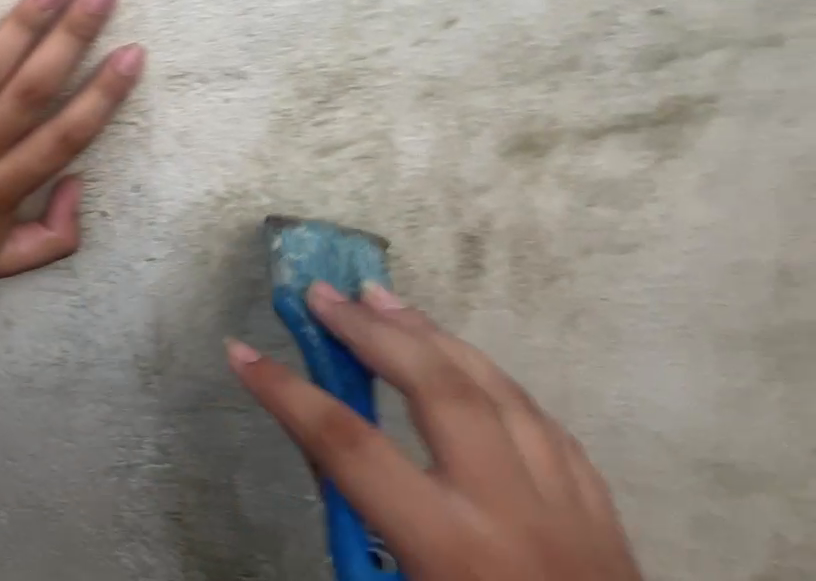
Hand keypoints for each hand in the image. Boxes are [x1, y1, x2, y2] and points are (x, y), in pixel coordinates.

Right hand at [228, 283, 642, 580]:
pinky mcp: (603, 511)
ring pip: (497, 391)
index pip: (349, 447)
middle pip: (437, 392)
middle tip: (322, 294)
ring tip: (383, 299)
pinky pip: (540, 421)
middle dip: (371, 334)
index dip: (287, 393)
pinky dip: (488, 378)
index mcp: (450, 549)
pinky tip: (459, 359)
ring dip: (432, 335)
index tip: (240, 351)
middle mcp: (511, 514)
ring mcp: (568, 508)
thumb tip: (322, 447)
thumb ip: (357, 520)